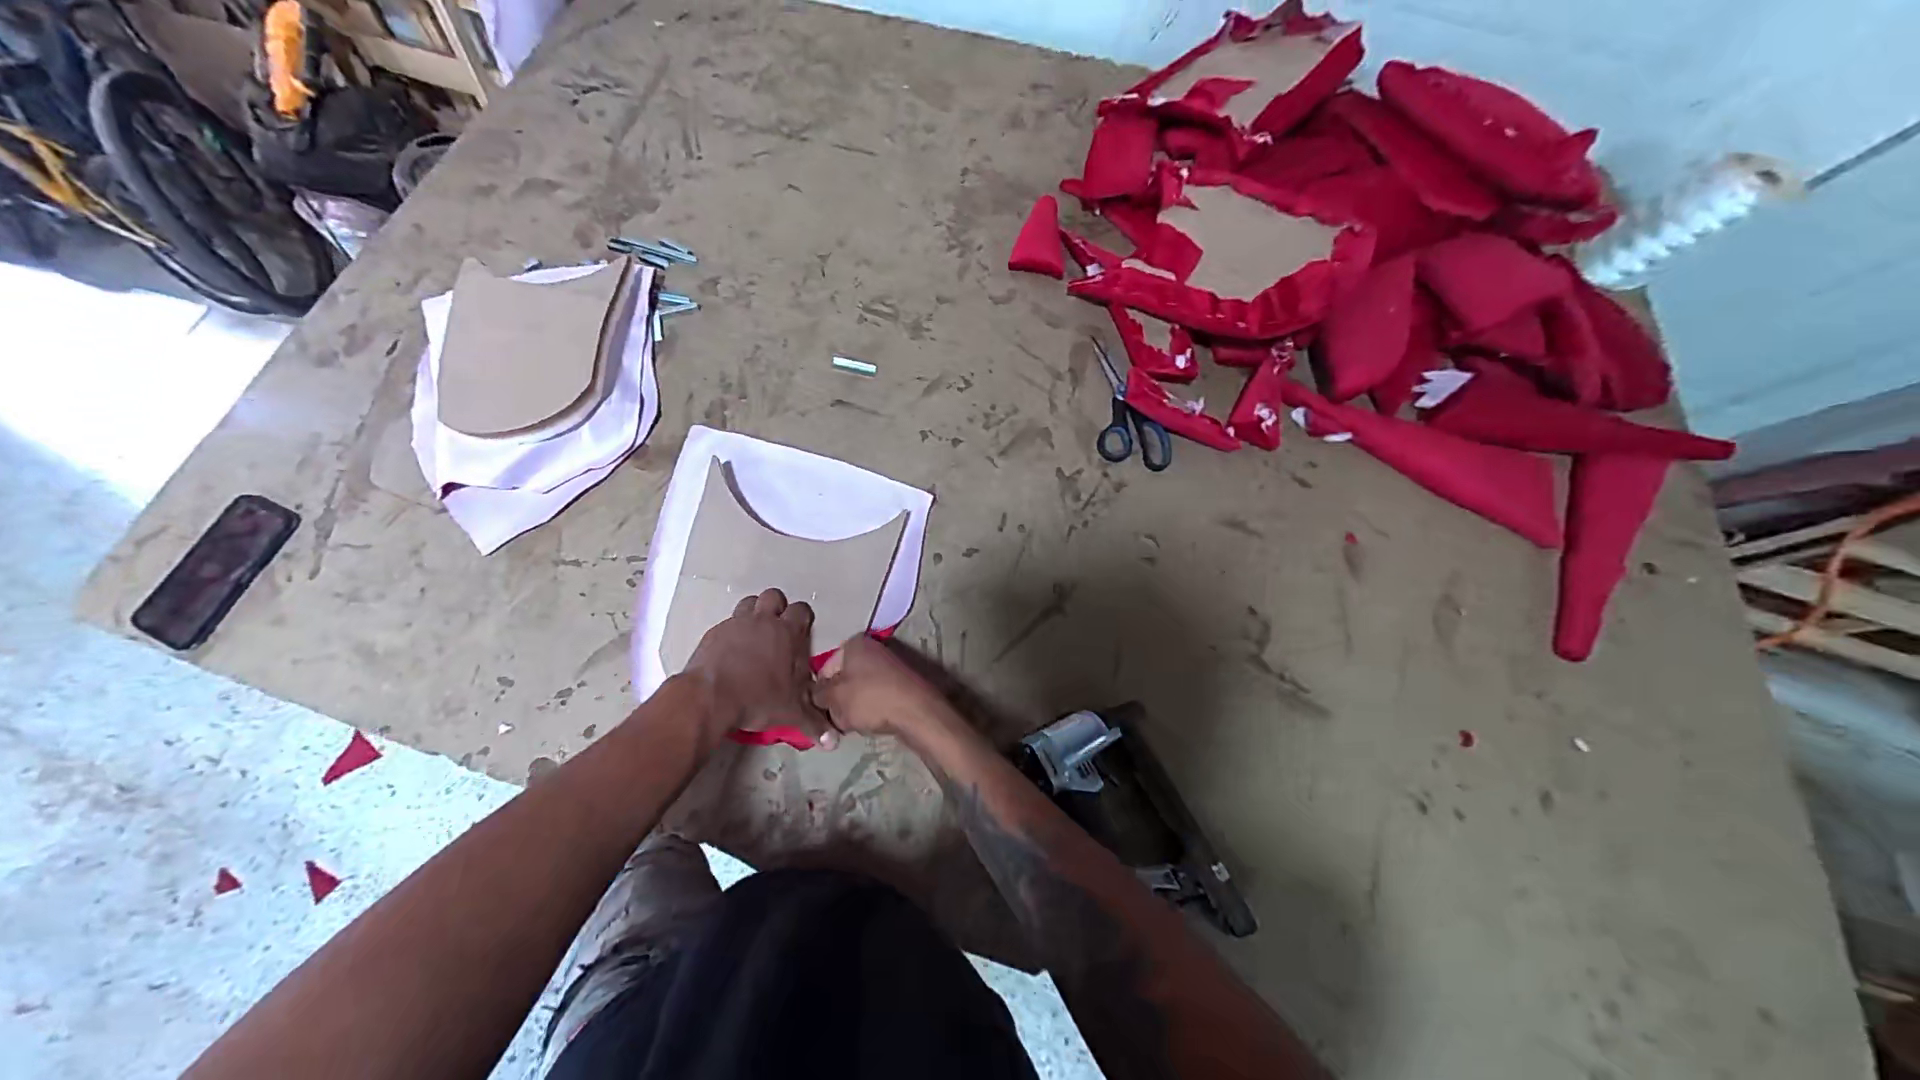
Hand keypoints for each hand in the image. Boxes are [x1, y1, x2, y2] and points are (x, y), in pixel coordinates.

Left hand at [682, 588, 836, 747]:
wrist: (709, 697)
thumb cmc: (757, 699)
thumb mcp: (791, 713)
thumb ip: (814, 723)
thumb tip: (833, 742)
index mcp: (787, 633)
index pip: (801, 610)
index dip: (803, 618)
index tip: (801, 633)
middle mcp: (763, 621)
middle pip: (774, 596)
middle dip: (778, 607)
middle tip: (777, 629)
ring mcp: (736, 624)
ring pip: (749, 603)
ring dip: (754, 613)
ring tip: (755, 634)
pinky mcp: (714, 633)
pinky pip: (727, 623)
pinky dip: (732, 632)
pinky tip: (731, 651)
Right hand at [813, 634, 962, 744]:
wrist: (916, 713)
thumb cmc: (871, 699)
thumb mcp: (834, 698)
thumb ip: (817, 695)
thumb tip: (815, 696)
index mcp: (855, 644)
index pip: (824, 668)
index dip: (818, 692)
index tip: (819, 710)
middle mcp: (873, 649)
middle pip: (843, 679)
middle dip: (837, 701)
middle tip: (836, 719)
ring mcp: (889, 666)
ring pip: (859, 691)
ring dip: (852, 708)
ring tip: (853, 723)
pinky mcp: (900, 684)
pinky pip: (876, 697)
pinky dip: (870, 709)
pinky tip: (870, 723)